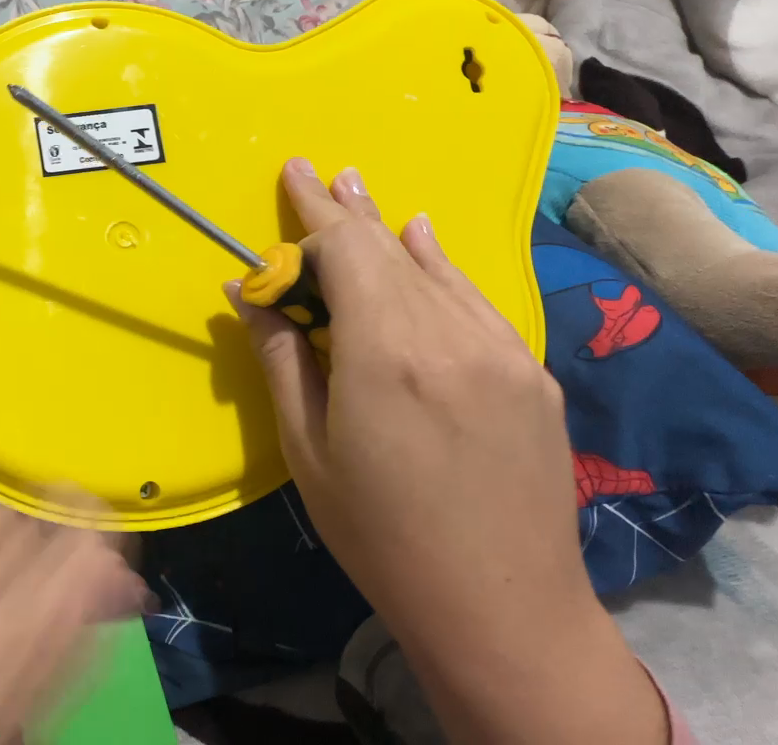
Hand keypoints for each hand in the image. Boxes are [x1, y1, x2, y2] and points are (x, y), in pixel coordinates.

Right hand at [227, 159, 666, 744]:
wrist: (502, 605)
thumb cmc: (379, 532)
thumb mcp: (307, 448)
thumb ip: (281, 357)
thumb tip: (247, 292)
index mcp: (385, 352)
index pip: (346, 250)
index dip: (312, 213)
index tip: (291, 176)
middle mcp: (450, 333)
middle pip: (388, 248)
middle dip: (344, 211)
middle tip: (316, 172)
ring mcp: (501, 349)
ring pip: (434, 266)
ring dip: (390, 229)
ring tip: (359, 190)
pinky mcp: (531, 370)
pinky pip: (474, 298)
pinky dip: (439, 264)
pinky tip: (423, 239)